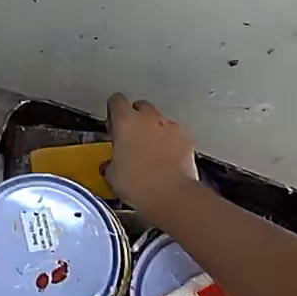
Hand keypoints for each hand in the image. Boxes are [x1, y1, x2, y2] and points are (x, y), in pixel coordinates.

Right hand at [104, 93, 199, 214]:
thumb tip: (110, 166)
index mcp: (125, 121)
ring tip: (149, 152)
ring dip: (154, 130)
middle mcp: (148, 118)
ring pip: (159, 120)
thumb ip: (110, 163)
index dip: (113, 111)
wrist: (170, 195)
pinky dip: (170, 142)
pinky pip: (175, 134)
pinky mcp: (186, 138)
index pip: (116, 101)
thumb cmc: (139, 184)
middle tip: (131, 138)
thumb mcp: (112, 175)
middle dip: (135, 119)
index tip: (113, 122)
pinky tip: (166, 159)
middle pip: (140, 107)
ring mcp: (169, 126)